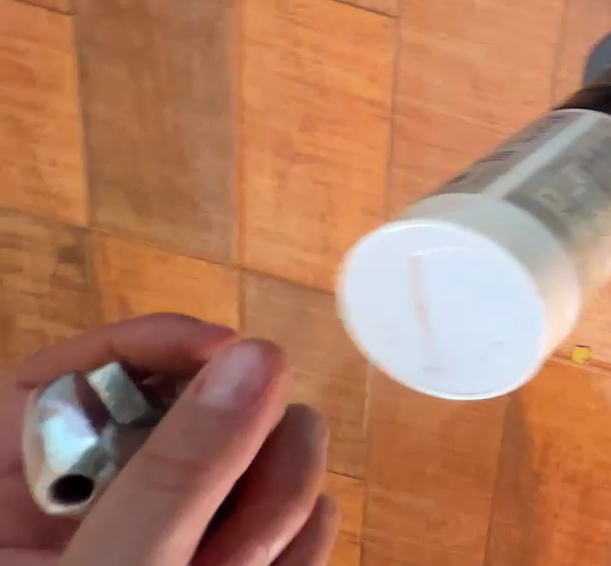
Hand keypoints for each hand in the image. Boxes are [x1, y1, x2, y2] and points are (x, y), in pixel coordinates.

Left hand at [2, 315, 337, 565]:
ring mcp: (180, 520)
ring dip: (279, 511)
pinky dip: (295, 543)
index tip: (232, 355)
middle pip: (214, 401)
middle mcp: (104, 496)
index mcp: (18, 498)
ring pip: (278, 448)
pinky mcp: (236, 545)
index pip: (79, 370)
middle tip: (232, 531)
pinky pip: (304, 501)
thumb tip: (261, 351)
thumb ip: (178, 471)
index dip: (159, 344)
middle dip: (252, 459)